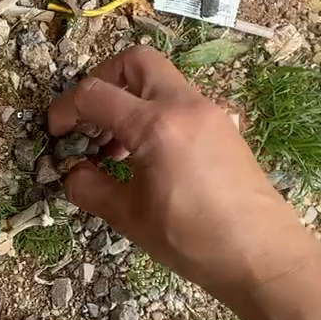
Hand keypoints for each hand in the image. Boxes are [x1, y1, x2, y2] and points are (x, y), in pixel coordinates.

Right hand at [46, 46, 320, 304]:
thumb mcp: (126, 216)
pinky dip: (151, 115)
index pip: (95, 94)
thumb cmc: (190, 238)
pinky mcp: (223, 129)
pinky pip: (178, 103)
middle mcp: (185, 106)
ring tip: (112, 147)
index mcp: (156, 125)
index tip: (55, 133)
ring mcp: (210, 114)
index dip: (65, 108)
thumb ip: (88, 186)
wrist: (264, 258)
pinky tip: (143, 157)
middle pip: (135, 62)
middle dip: (101, 80)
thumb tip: (73, 171)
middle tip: (87, 116)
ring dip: (127, 100)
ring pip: (159, 81)